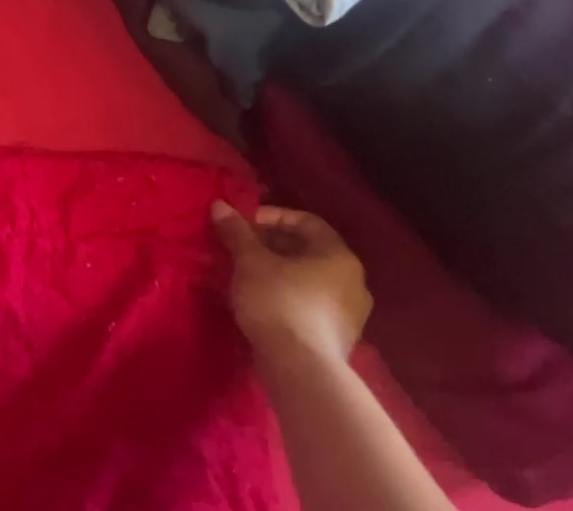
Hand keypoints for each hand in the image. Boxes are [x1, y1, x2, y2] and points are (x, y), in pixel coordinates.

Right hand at [211, 201, 370, 365]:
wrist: (300, 367)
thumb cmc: (278, 301)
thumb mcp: (249, 261)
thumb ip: (236, 231)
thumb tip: (220, 204)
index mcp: (339, 257)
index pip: (306, 221)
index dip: (271, 216)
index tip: (241, 224)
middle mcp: (352, 281)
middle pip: (306, 249)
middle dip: (267, 244)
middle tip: (235, 247)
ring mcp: (348, 312)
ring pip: (305, 278)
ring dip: (273, 270)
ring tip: (240, 273)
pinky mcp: (336, 336)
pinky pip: (307, 302)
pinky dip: (282, 293)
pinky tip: (256, 300)